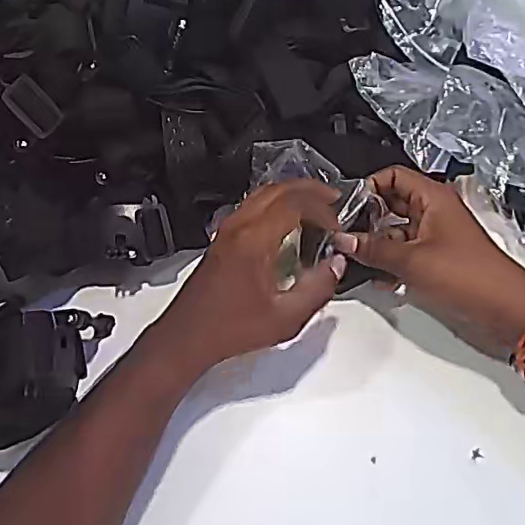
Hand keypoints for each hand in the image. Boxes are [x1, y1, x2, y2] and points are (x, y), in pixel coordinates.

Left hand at [147, 180, 346, 373]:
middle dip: (309, 190)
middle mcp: (237, 228)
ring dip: (291, 195)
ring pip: (262, 195)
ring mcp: (226, 231)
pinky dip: (275, 205)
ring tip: (315, 209)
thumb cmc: (226, 328)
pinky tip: (288, 225)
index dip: (321, 209)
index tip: (336, 226)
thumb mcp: (285, 318)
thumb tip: (335, 266)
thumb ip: (317, 289)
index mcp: (253, 241)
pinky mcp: (221, 239)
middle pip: (277, 189)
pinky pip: (251, 207)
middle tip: (332, 201)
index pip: (293, 204)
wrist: (188, 335)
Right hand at [334, 167, 524, 359]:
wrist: (507, 312)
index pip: (391, 176)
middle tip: (343, 233)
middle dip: (366, 217)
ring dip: (374, 243)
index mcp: (433, 198)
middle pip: (389, 203)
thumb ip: (372, 248)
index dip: (368, 188)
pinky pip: (402, 251)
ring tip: (353, 258)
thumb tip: (342, 239)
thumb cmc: (470, 276)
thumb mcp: (412, 260)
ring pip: (393, 229)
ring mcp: (433, 235)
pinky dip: (387, 260)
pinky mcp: (434, 258)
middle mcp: (433, 211)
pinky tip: (374, 277)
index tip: (347, 208)